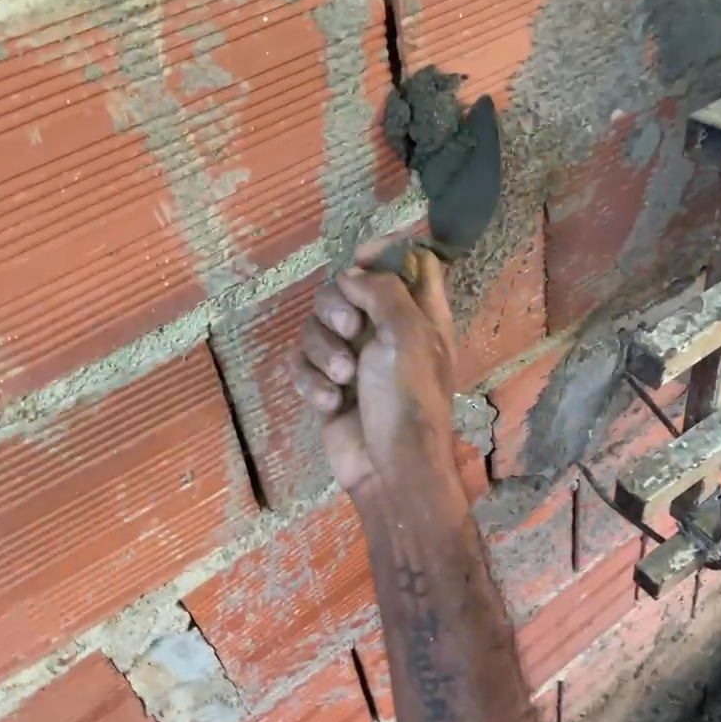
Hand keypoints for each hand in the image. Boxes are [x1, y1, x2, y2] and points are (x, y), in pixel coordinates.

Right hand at [293, 237, 461, 509]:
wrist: (387, 468)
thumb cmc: (409, 399)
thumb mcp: (408, 335)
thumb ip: (382, 291)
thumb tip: (351, 275)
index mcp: (419, 314)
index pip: (409, 262)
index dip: (384, 253)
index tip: (362, 257)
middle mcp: (385, 329)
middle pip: (346, 288)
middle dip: (338, 306)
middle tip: (349, 328)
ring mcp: (352, 356)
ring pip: (316, 325)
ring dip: (324, 351)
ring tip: (344, 379)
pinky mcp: (324, 383)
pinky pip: (301, 362)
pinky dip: (311, 380)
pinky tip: (330, 402)